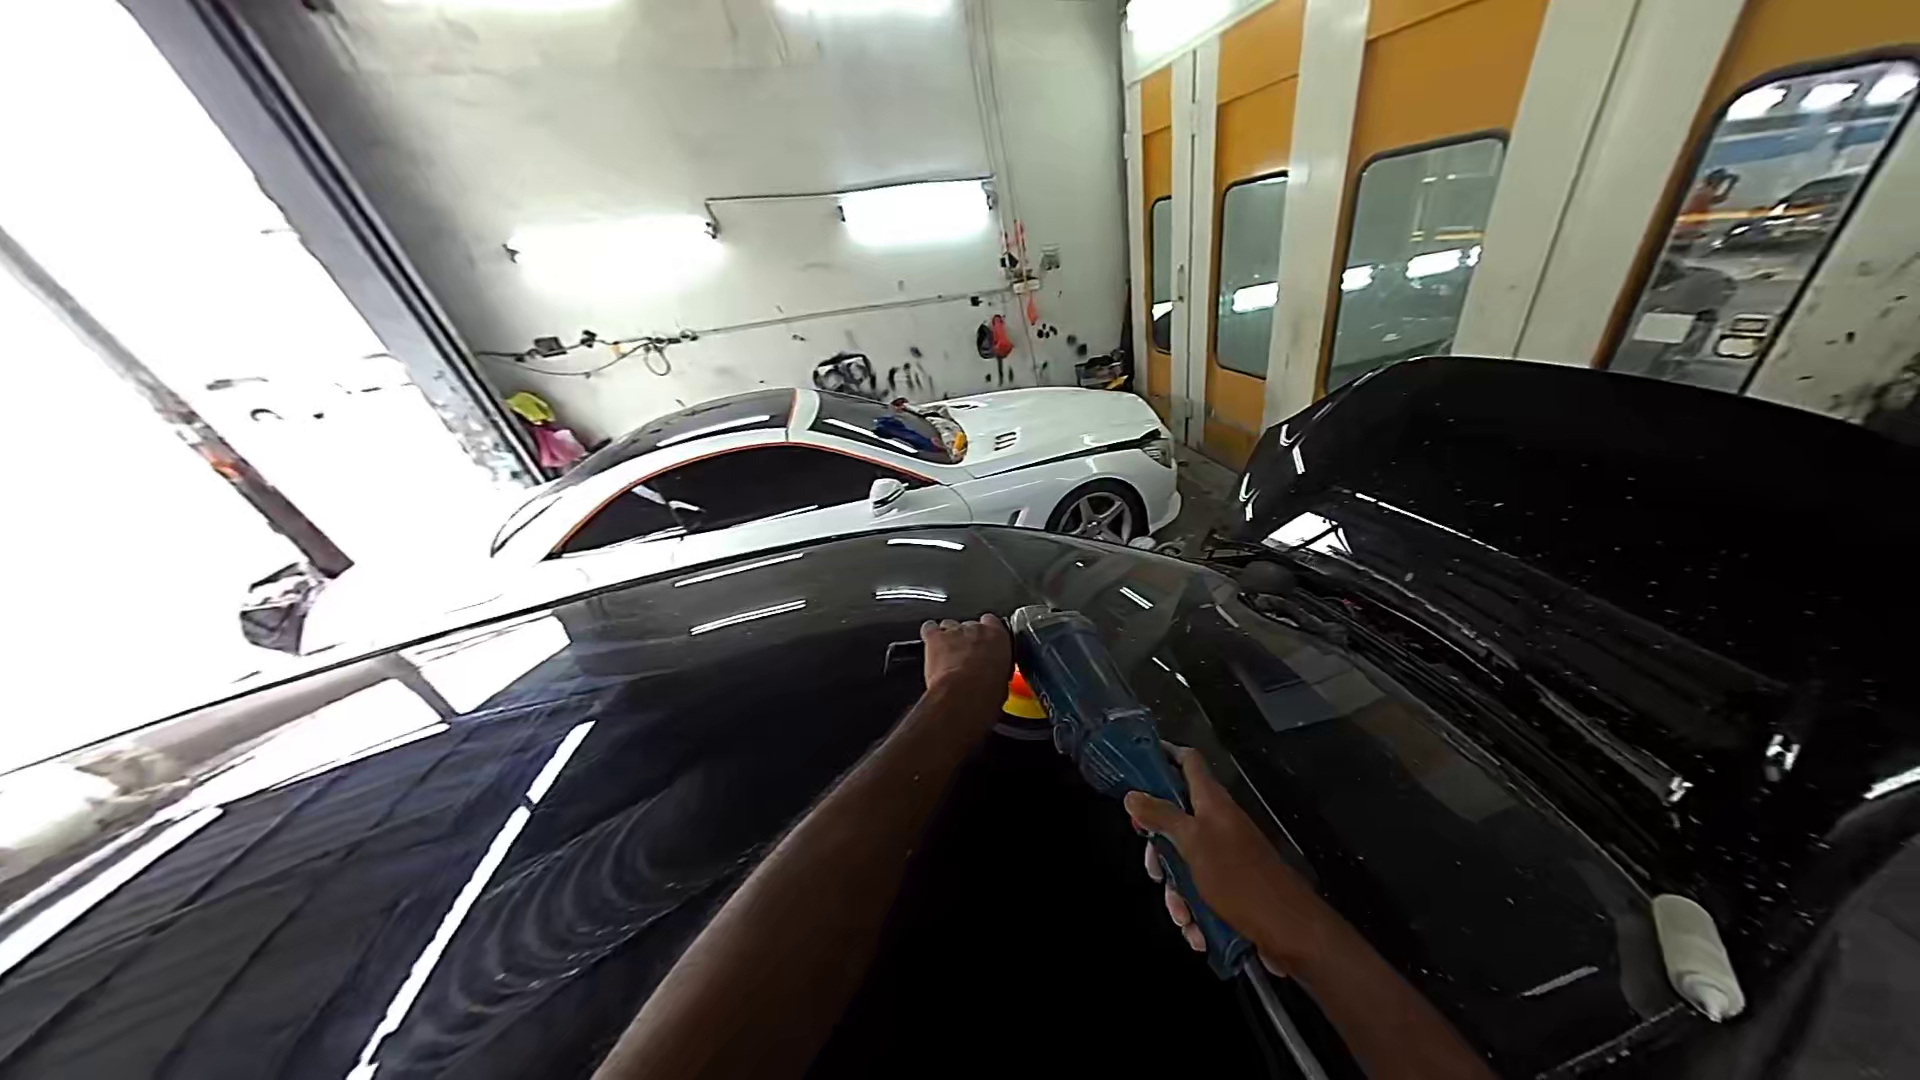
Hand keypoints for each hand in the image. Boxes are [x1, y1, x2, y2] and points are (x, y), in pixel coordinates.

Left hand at [920, 614, 1011, 713]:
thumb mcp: (1001, 682)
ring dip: (947, 638)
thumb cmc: (985, 692)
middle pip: (968, 625)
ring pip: (948, 626)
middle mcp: (976, 629)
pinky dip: (929, 634)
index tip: (983, 645)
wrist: (965, 694)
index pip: (991, 622)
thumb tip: (992, 677)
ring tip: (945, 656)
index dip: (984, 634)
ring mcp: (954, 631)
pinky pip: (929, 628)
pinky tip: (930, 645)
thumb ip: (996, 669)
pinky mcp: (935, 636)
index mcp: (997, 637)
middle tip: (964, 658)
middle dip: (965, 639)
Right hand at [1124, 745, 1338, 974]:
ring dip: (1176, 891)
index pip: (1187, 760)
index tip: (1138, 761)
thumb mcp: (1192, 842)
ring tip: (1181, 916)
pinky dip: (1194, 909)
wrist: (1291, 933)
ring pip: (1182, 859)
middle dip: (1158, 847)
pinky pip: (1198, 888)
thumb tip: (1133, 795)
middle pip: (1174, 816)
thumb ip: (1161, 815)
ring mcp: (1224, 853)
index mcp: (1211, 800)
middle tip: (1153, 868)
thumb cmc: (1239, 878)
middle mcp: (1216, 821)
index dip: (1165, 754)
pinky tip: (1196, 930)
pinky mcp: (1229, 884)